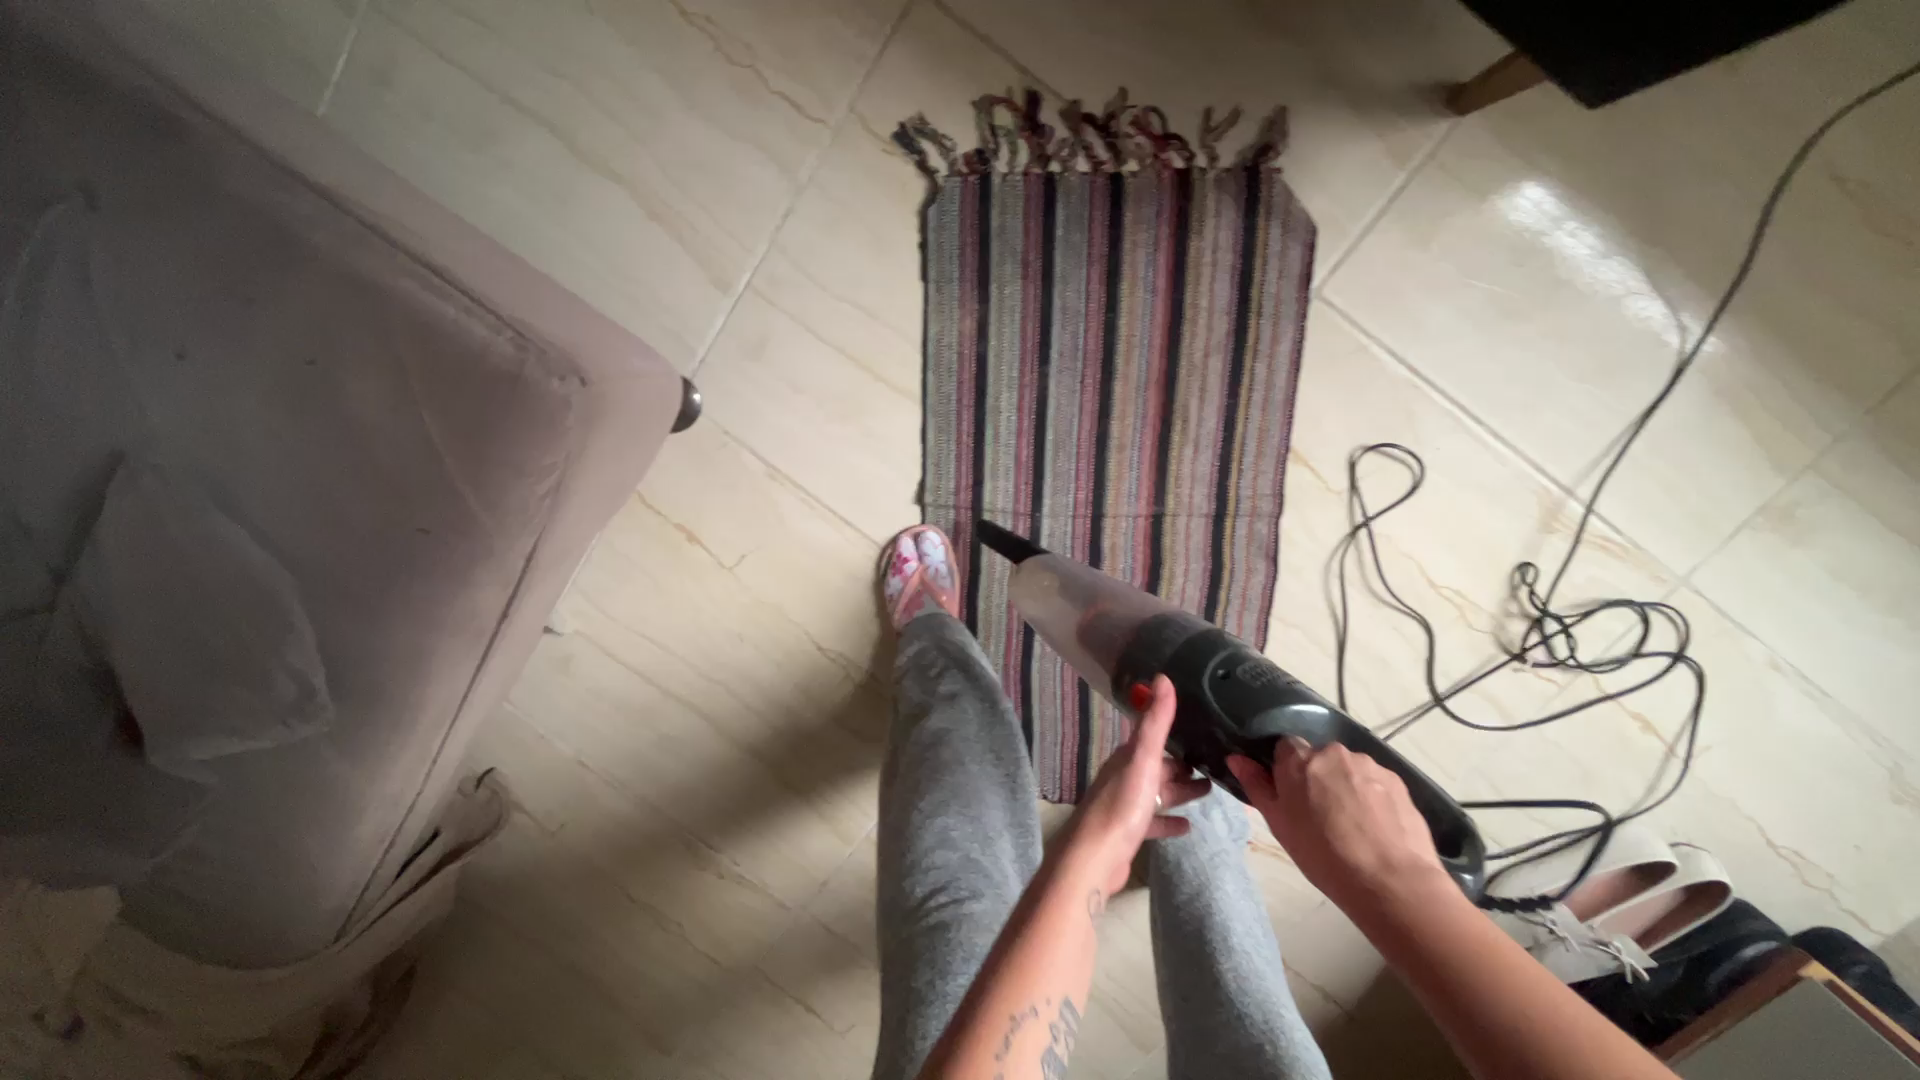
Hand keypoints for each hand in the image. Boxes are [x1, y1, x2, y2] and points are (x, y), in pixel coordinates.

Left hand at [1061, 676, 1210, 896]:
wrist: (1095, 858)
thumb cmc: (1121, 805)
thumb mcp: (1142, 758)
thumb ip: (1154, 722)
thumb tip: (1163, 678)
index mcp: (1126, 758)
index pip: (1153, 740)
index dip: (1176, 737)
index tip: (1202, 732)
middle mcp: (1124, 778)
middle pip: (1158, 768)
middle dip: (1183, 765)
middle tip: (1214, 765)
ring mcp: (1125, 807)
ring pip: (1158, 794)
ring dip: (1180, 791)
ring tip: (1209, 790)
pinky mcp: (1128, 834)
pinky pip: (1154, 823)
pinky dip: (1170, 821)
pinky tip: (1188, 826)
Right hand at [1227, 740, 1451, 914]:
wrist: (1389, 880)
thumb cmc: (1322, 855)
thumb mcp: (1279, 824)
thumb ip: (1257, 785)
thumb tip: (1236, 758)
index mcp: (1299, 760)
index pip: (1285, 747)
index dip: (1286, 770)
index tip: (1291, 795)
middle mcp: (1333, 753)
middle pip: (1320, 757)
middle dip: (1318, 778)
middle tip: (1321, 814)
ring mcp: (1369, 765)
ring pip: (1349, 769)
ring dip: (1346, 786)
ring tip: (1353, 825)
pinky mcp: (1397, 781)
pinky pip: (1376, 782)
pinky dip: (1372, 797)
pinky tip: (1375, 827)